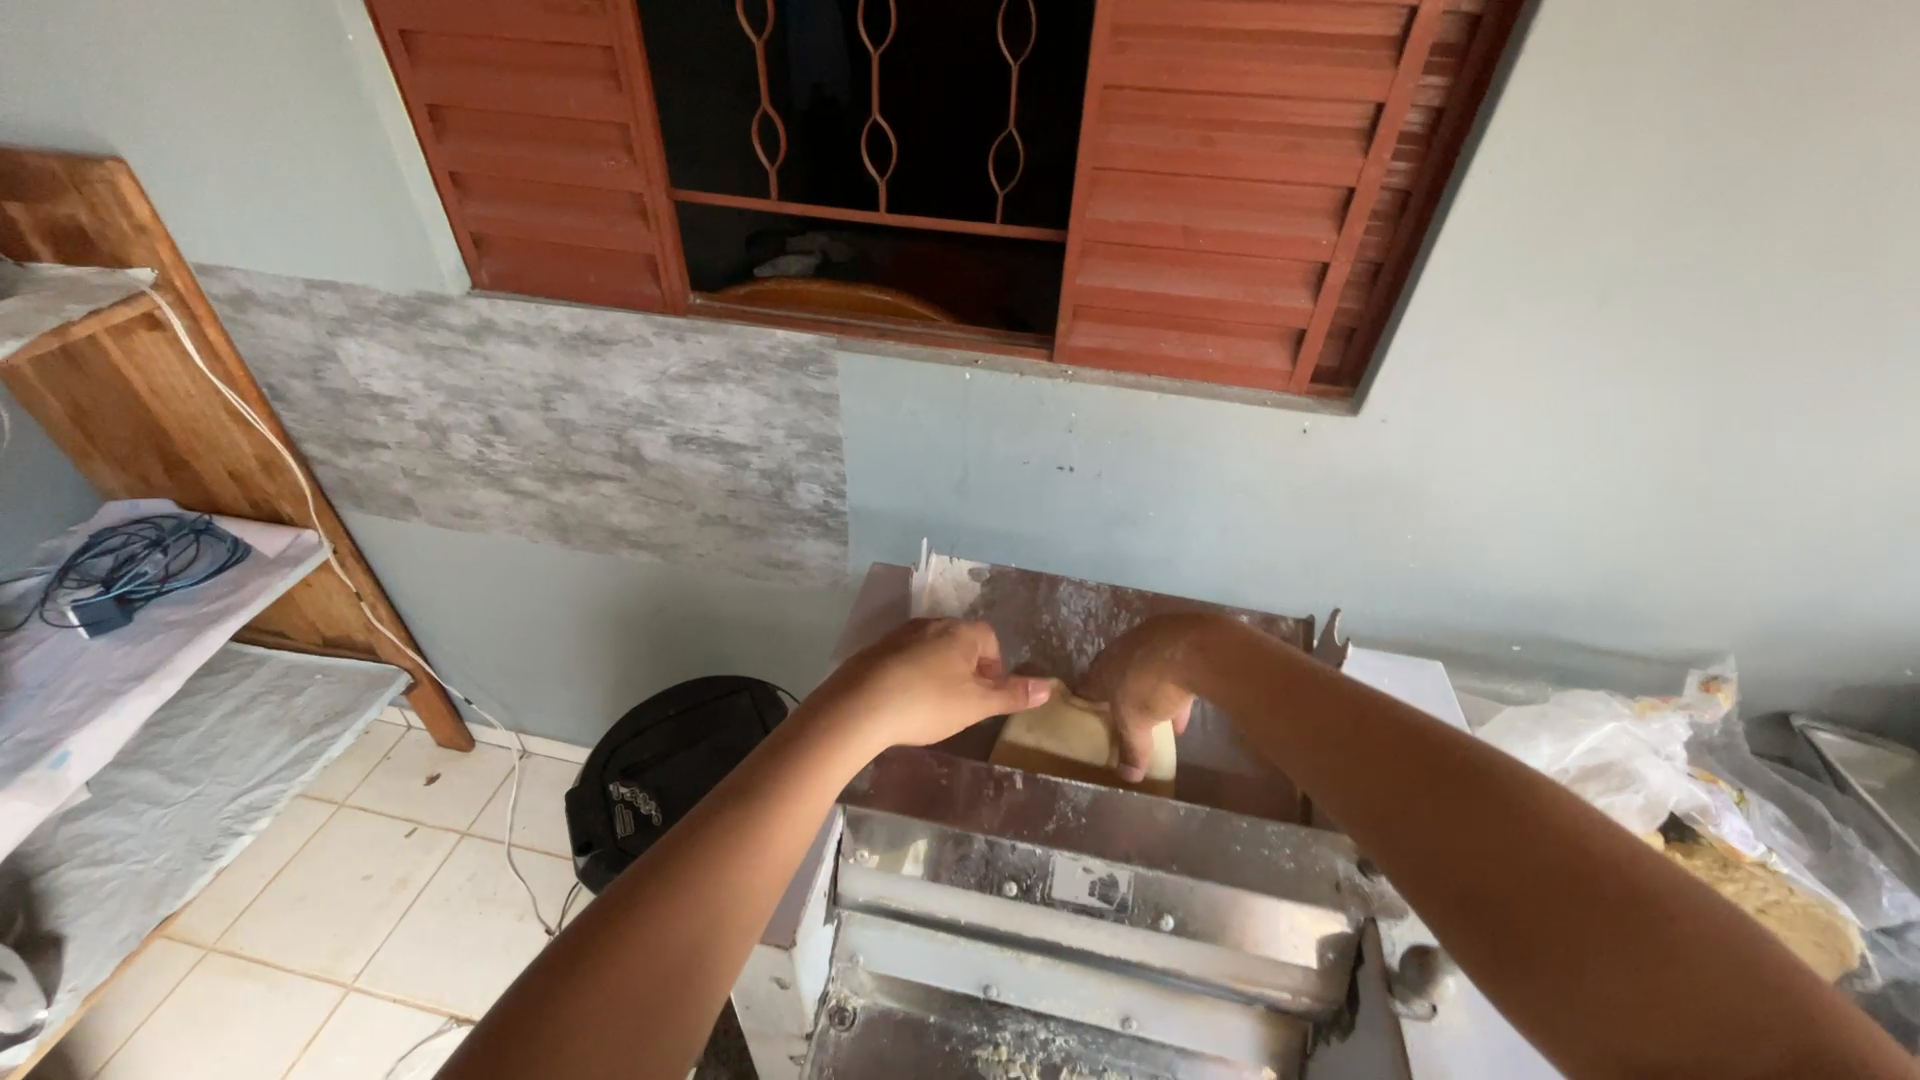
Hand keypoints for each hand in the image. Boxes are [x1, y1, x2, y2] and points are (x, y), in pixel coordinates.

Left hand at [804, 618, 1051, 753]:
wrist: (859, 706)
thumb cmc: (927, 703)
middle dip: (966, 668)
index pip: (990, 638)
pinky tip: (903, 702)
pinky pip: (902, 659)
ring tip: (932, 704)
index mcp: (961, 632)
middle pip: (959, 641)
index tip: (988, 693)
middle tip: (963, 701)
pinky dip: (909, 676)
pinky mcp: (873, 651)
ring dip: (937, 671)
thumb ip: (1012, 695)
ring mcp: (898, 635)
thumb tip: (1049, 686)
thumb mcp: (976, 705)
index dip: (994, 665)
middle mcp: (930, 625)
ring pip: (929, 649)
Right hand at [1082, 615, 1205, 781]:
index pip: (1085, 688)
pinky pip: (1167, 663)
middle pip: (1113, 675)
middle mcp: (1117, 651)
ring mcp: (1144, 638)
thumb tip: (1127, 778)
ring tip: (1159, 712)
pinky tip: (1184, 702)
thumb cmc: (1151, 686)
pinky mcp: (1171, 632)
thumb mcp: (1138, 725)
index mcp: (1101, 671)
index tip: (1089, 717)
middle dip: (1118, 694)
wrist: (1191, 647)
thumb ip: (1132, 750)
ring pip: (1142, 668)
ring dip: (1148, 687)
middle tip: (1124, 713)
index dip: (1086, 704)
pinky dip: (1172, 681)